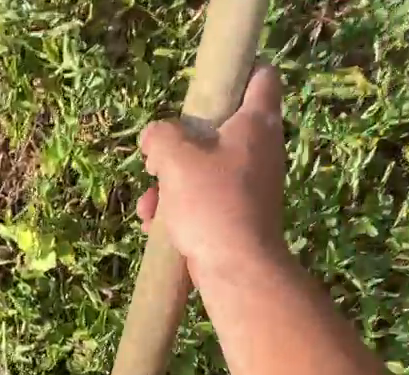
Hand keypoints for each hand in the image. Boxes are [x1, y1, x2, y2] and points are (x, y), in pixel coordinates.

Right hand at [136, 65, 286, 284]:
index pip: (260, 76)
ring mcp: (251, 185)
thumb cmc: (211, 203)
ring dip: (170, 185)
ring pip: (205, 171)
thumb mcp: (176, 161)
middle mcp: (260, 149)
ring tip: (148, 204)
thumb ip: (161, 138)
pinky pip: (205, 201)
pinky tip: (154, 226)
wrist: (236, 267)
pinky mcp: (239, 216)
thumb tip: (153, 135)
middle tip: (157, 159)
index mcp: (255, 122)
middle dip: (180, 146)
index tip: (202, 90)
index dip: (234, 74)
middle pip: (218, 130)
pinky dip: (180, 210)